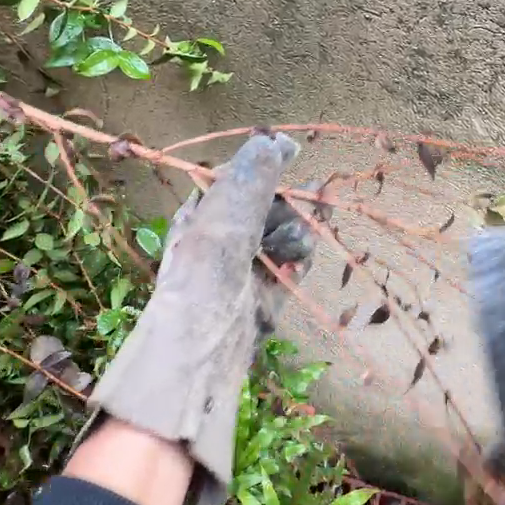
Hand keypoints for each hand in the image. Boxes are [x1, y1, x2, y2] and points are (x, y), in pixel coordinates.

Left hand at [82, 131, 303, 504]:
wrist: (195, 364)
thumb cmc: (202, 282)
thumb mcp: (225, 222)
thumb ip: (251, 181)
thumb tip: (277, 140)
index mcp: (203, 218)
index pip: (240, 180)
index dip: (267, 171)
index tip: (294, 161)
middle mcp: (220, 242)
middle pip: (266, 210)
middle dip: (286, 206)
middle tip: (310, 205)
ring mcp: (240, 274)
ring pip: (280, 240)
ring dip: (293, 238)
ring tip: (295, 248)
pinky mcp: (259, 303)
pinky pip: (285, 273)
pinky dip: (295, 267)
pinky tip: (299, 268)